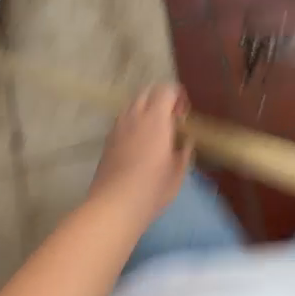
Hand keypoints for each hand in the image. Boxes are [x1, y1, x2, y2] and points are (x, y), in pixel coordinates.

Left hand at [89, 85, 191, 224]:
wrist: (114, 205)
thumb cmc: (152, 188)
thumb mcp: (178, 172)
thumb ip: (184, 149)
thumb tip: (186, 139)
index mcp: (156, 118)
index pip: (166, 90)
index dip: (178, 95)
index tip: (184, 111)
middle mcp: (135, 115)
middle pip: (147, 91)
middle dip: (161, 97)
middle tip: (171, 117)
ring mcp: (118, 125)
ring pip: (133, 103)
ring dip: (145, 108)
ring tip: (154, 128)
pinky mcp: (108, 138)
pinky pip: (123, 118)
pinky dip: (133, 120)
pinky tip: (139, 141)